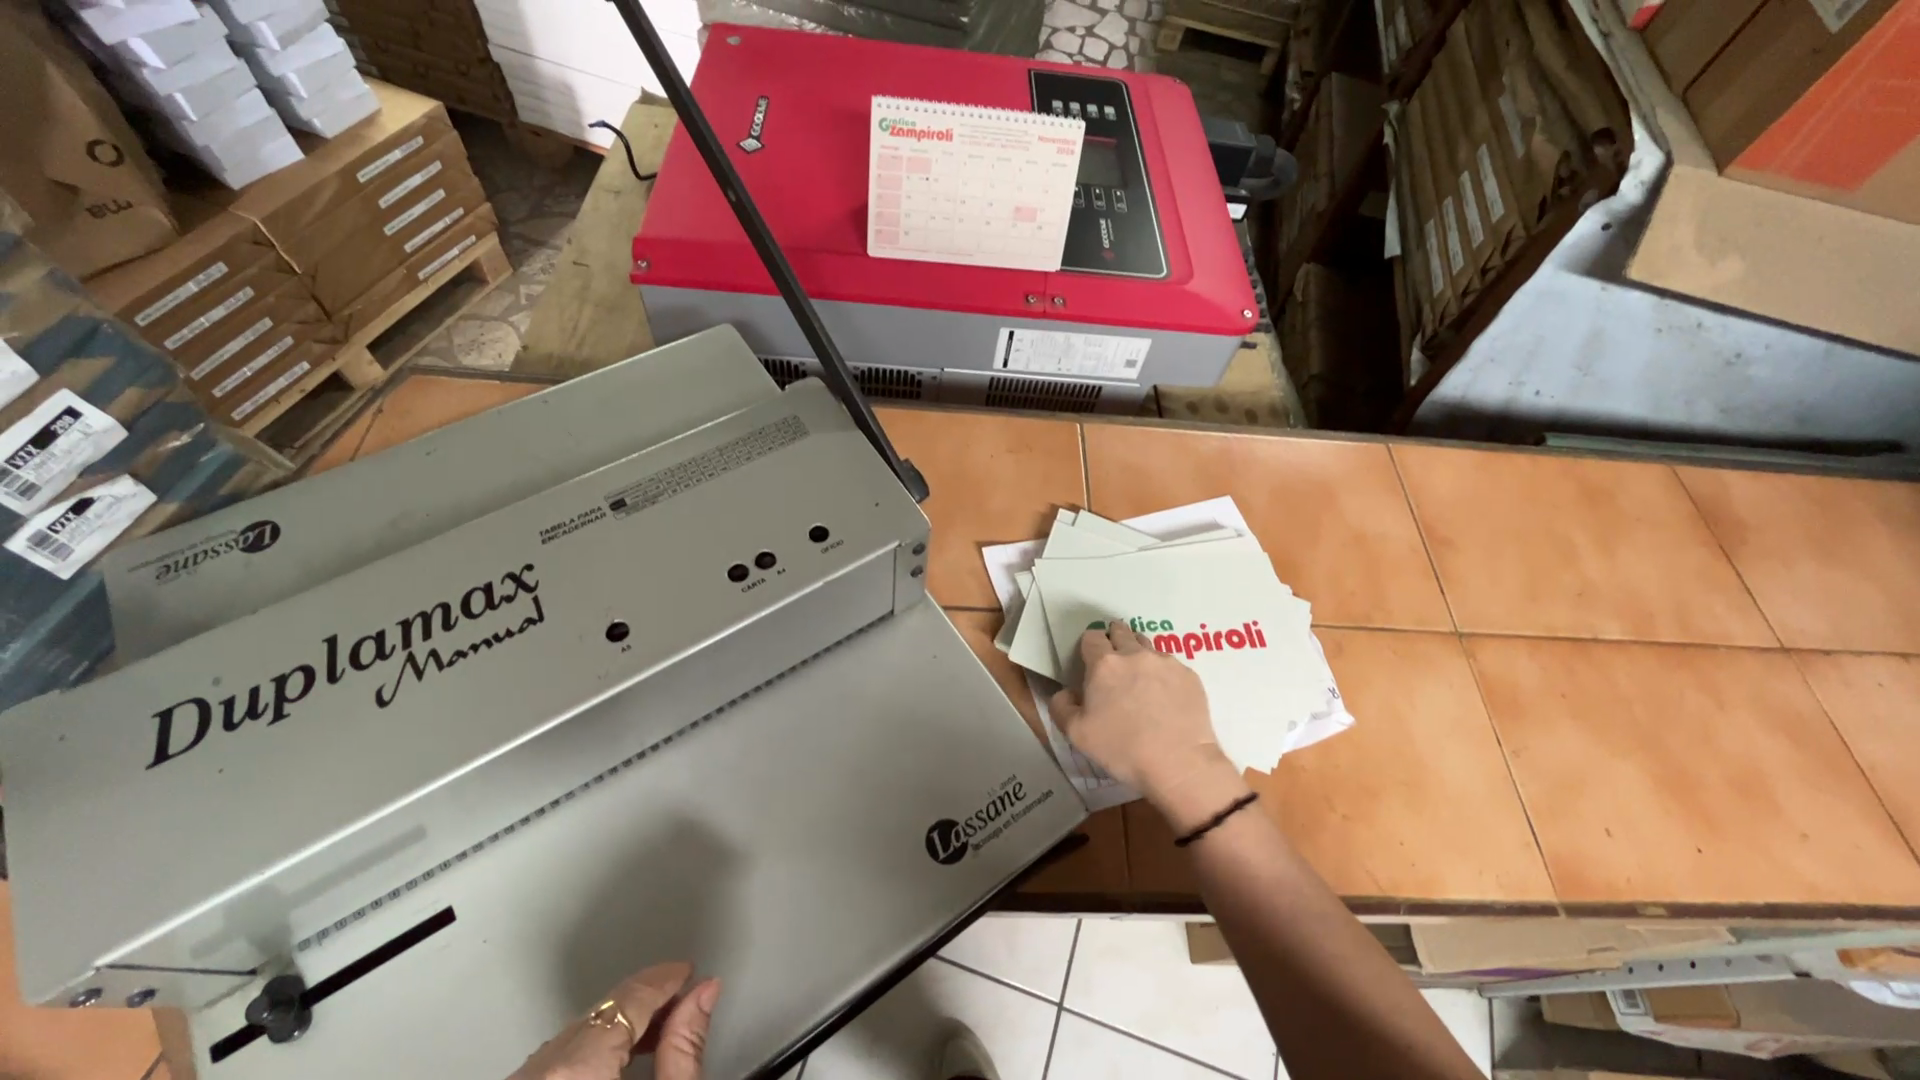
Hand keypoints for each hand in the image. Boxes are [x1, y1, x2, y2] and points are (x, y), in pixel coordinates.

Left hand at [508, 962, 721, 1079]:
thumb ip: (685, 1048)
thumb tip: (703, 994)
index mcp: (576, 1071)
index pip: (628, 999)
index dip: (665, 980)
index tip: (689, 972)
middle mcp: (539, 1073)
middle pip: (601, 1014)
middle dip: (646, 1004)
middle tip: (684, 1000)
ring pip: (576, 1036)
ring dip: (618, 1029)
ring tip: (657, 1035)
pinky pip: (553, 1061)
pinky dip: (588, 1052)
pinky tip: (616, 1060)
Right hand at [1049, 620, 1238, 804]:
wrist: (1178, 763)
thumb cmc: (1122, 748)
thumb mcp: (1076, 734)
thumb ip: (1061, 706)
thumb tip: (1066, 693)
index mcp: (1104, 664)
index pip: (1092, 636)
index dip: (1089, 645)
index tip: (1090, 660)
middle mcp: (1135, 654)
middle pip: (1121, 632)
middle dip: (1114, 639)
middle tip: (1113, 662)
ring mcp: (1166, 662)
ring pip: (1147, 645)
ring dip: (1138, 653)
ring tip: (1139, 677)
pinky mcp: (1189, 675)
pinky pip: (1170, 665)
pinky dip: (1162, 673)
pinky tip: (1164, 696)